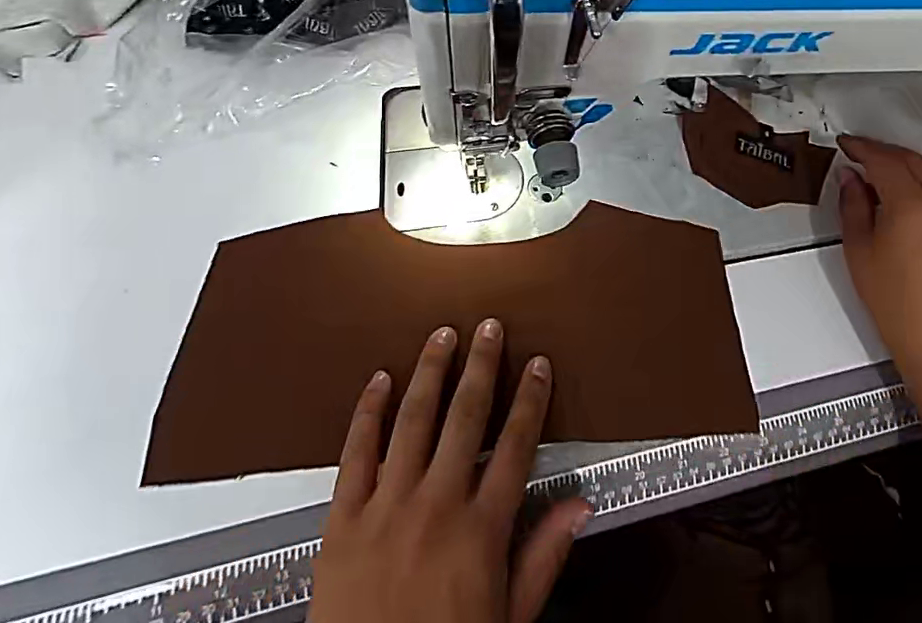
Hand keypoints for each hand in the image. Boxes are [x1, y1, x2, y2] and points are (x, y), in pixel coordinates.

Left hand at [309, 321, 593, 622]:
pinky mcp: (342, 520)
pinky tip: (380, 380)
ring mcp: (387, 508)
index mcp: (480, 530)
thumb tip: (579, 507)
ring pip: (414, 420)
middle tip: (491, 328)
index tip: (538, 366)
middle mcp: (436, 506)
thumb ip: (543, 558)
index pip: (515, 446)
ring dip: (431, 372)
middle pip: (466, 417)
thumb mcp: (507, 618)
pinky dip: (368, 411)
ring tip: (443, 335)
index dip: (531, 400)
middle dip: (483, 366)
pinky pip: (355, 452)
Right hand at [836, 136, 921, 394]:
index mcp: (912, 206)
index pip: (884, 160)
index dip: (861, 147)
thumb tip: (851, 180)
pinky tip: (901, 208)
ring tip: (875, 184)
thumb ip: (853, 205)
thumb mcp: (859, 250)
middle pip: (911, 161)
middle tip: (858, 155)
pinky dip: (920, 192)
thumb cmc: (900, 306)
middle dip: (882, 153)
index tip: (846, 145)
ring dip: (902, 172)